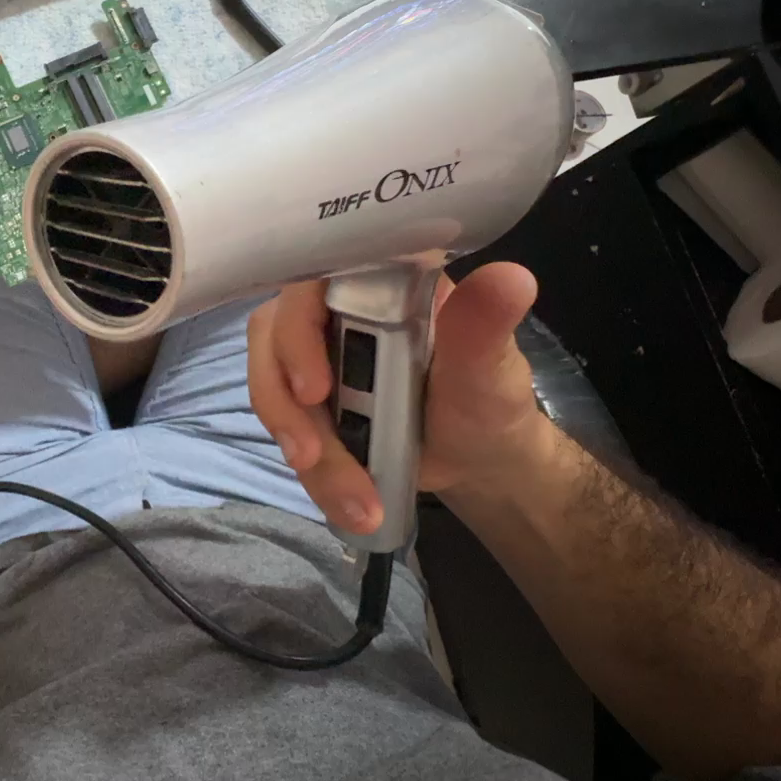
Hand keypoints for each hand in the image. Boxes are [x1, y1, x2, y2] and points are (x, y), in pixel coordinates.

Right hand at [247, 263, 558, 535]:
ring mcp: (311, 350)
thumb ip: (485, 328)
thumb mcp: (491, 371)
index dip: (299, 327)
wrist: (475, 459)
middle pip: (273, 334)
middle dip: (284, 401)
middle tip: (310, 456)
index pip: (313, 279)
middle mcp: (333, 306)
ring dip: (297, 443)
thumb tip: (511, 278)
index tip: (316, 388)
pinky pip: (280, 421)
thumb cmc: (488, 404)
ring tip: (351, 500)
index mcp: (377, 281)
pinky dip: (308, 467)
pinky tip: (347, 502)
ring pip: (270, 382)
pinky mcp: (300, 392)